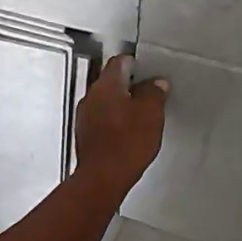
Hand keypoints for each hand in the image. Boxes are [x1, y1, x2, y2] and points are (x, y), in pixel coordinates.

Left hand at [71, 55, 167, 202]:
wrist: (103, 177)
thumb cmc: (125, 145)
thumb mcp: (152, 113)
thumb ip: (155, 93)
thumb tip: (157, 84)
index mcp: (107, 85)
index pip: (119, 62)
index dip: (134, 63)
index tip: (145, 67)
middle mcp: (91, 97)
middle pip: (111, 82)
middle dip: (129, 86)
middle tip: (148, 93)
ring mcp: (85, 117)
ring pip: (105, 102)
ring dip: (121, 105)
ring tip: (141, 116)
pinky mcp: (85, 136)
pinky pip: (101, 120)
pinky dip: (114, 122)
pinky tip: (127, 133)